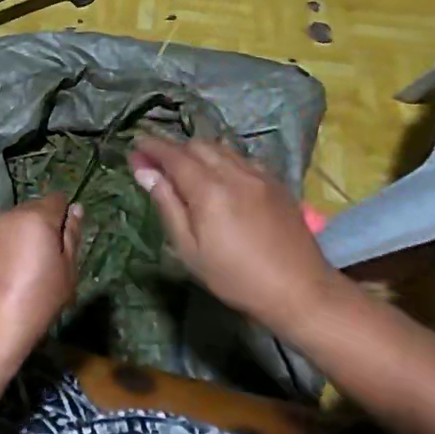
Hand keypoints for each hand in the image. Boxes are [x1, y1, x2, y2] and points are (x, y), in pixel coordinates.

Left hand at [0, 193, 81, 358]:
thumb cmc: (38, 298)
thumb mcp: (68, 268)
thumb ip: (73, 234)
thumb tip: (76, 209)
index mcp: (38, 216)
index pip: (59, 199)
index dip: (66, 218)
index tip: (67, 244)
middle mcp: (13, 214)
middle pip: (38, 208)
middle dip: (47, 225)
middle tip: (52, 259)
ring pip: (20, 222)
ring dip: (29, 236)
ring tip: (31, 269)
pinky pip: (6, 235)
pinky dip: (13, 246)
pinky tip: (14, 273)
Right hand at [129, 135, 346, 332]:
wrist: (298, 288)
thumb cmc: (235, 278)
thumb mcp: (190, 250)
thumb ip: (168, 204)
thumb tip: (145, 171)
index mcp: (209, 189)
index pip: (174, 155)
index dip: (152, 148)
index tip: (136, 147)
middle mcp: (234, 171)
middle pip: (198, 145)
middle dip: (175, 149)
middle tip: (158, 165)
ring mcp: (259, 174)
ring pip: (222, 148)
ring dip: (199, 153)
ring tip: (187, 170)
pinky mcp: (275, 181)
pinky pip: (242, 159)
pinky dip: (224, 160)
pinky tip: (221, 179)